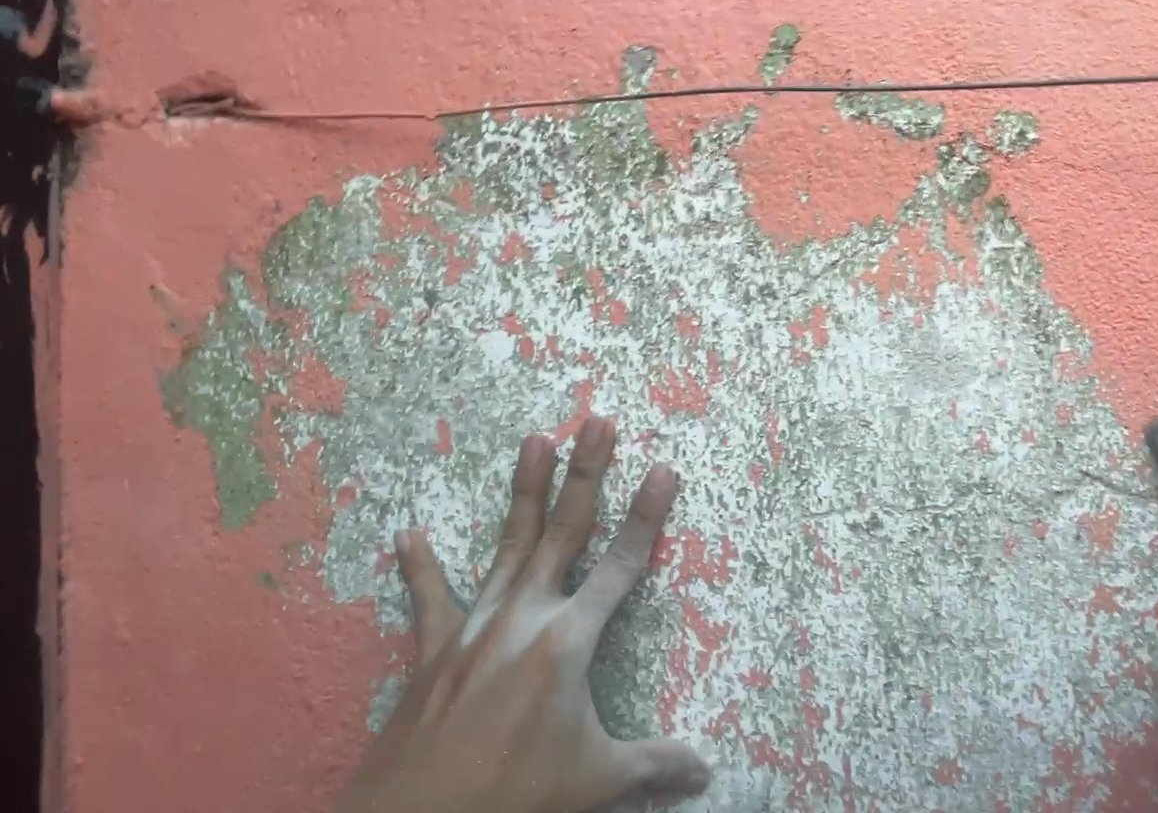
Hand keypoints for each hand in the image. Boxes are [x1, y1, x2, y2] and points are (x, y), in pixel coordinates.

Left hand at [334, 417, 710, 812]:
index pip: (622, 564)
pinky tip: (409, 533)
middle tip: (598, 422)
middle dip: (587, 474)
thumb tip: (707, 772)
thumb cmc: (512, 797)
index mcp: (569, 640)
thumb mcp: (595, 782)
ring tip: (534, 439)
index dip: (648, 516)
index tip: (663, 469)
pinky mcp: (433, 652)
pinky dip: (421, 568)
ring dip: (525, 491)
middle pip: (565, 531)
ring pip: (509, 545)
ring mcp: (475, 628)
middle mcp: (525, 617)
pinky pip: (430, 601)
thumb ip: (654, 765)